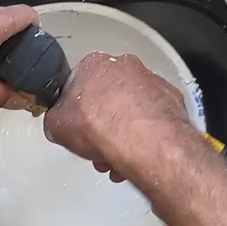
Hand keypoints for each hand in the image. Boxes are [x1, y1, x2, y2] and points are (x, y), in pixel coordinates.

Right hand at [43, 52, 201, 185]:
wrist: (145, 141)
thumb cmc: (102, 127)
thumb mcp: (56, 126)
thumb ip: (55, 120)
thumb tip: (58, 124)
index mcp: (94, 64)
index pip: (79, 84)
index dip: (77, 111)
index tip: (78, 128)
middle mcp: (124, 66)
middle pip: (107, 98)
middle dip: (102, 125)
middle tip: (97, 148)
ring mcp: (151, 81)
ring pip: (131, 110)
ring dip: (123, 135)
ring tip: (117, 161)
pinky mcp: (171, 99)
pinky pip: (153, 118)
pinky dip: (145, 135)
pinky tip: (137, 156)